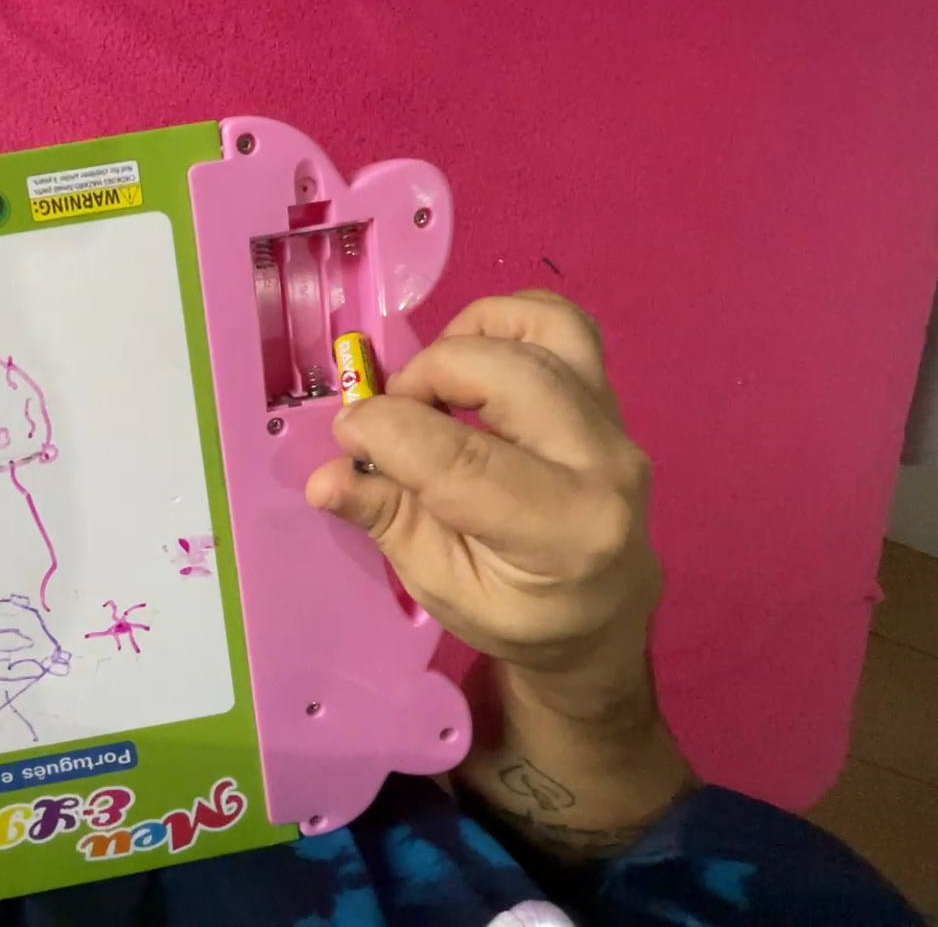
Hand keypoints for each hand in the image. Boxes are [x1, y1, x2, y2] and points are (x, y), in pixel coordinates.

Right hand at [305, 290, 658, 676]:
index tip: (346, 435)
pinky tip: (470, 359)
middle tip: (390, 413)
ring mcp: (614, 423)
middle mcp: (599, 464)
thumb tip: (324, 479)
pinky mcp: (608, 399)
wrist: (602, 615)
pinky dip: (503, 322)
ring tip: (432, 383)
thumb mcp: (440, 587)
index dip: (384, 430)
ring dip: (464, 340)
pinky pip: (562, 323)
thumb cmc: (518, 615)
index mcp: (556, 531)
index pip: (458, 456)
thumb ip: (385, 522)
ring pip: (541, 329)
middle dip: (422, 377)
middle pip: (505, 372)